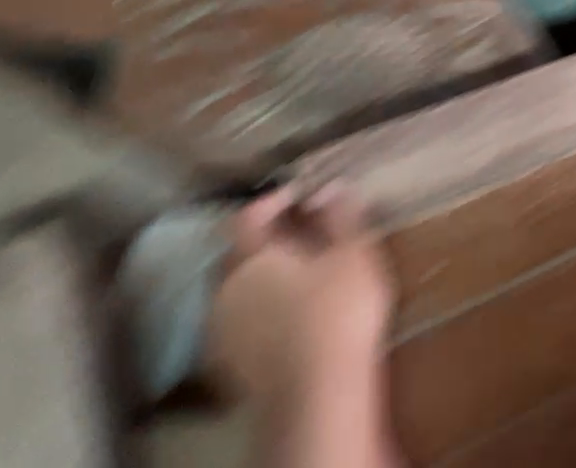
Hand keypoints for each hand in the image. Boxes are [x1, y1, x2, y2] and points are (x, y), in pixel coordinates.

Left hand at [208, 185, 393, 405]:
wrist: (314, 388)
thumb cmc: (339, 309)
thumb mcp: (354, 255)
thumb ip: (340, 218)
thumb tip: (330, 186)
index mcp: (252, 258)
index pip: (246, 217)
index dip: (271, 200)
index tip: (301, 194)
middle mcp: (224, 288)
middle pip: (239, 253)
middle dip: (270, 240)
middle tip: (308, 235)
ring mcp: (221, 326)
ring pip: (238, 287)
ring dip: (265, 274)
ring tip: (303, 275)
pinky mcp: (228, 356)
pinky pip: (241, 316)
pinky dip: (262, 305)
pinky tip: (292, 313)